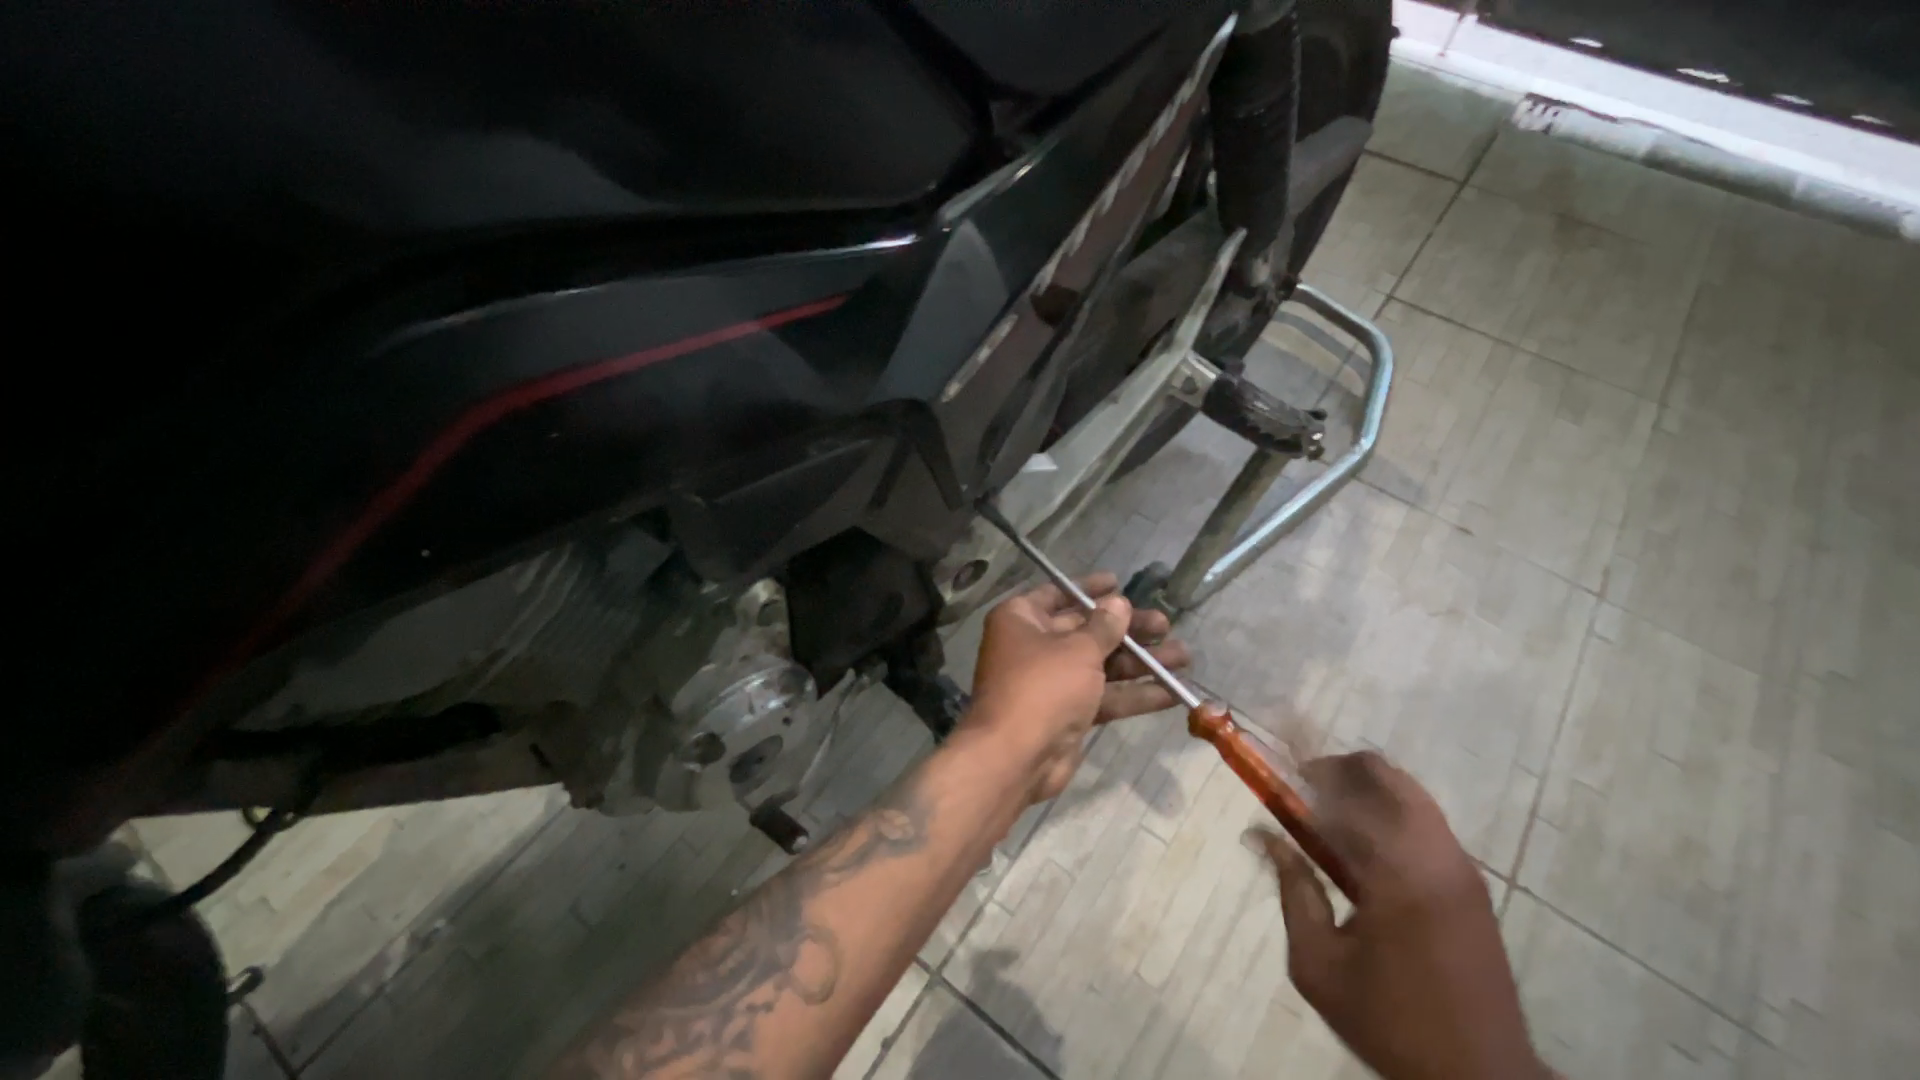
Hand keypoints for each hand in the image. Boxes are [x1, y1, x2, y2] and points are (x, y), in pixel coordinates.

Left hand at [960, 573, 1189, 801]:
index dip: (1089, 589)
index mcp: (1021, 619)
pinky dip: (1133, 694)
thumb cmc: (1042, 687)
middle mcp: (1033, 647)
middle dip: (1127, 630)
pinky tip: (1172, 692)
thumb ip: (1104, 626)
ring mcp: (1051, 683)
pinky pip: (1103, 697)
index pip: (1057, 594)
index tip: (1120, 583)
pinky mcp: (1068, 714)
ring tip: (1184, 656)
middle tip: (1165, 624)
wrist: (1016, 757)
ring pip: (1101, 665)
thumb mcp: (1078, 649)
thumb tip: (1119, 603)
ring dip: (1140, 662)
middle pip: (1086, 630)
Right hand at [1250, 752, 1551, 1079]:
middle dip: (1343, 768)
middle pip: (1390, 778)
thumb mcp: (1318, 963)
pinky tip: (1363, 847)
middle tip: (1305, 784)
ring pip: (1412, 797)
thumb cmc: (1388, 1021)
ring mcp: (1462, 869)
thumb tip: (1264, 836)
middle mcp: (1436, 858)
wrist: (1479, 1076)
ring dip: (1368, 790)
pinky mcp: (1473, 885)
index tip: (1278, 767)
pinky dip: (1390, 815)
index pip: (1346, 796)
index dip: (1308, 771)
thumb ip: (1294, 891)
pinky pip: (1426, 825)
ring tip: (1328, 813)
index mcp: (1396, 875)